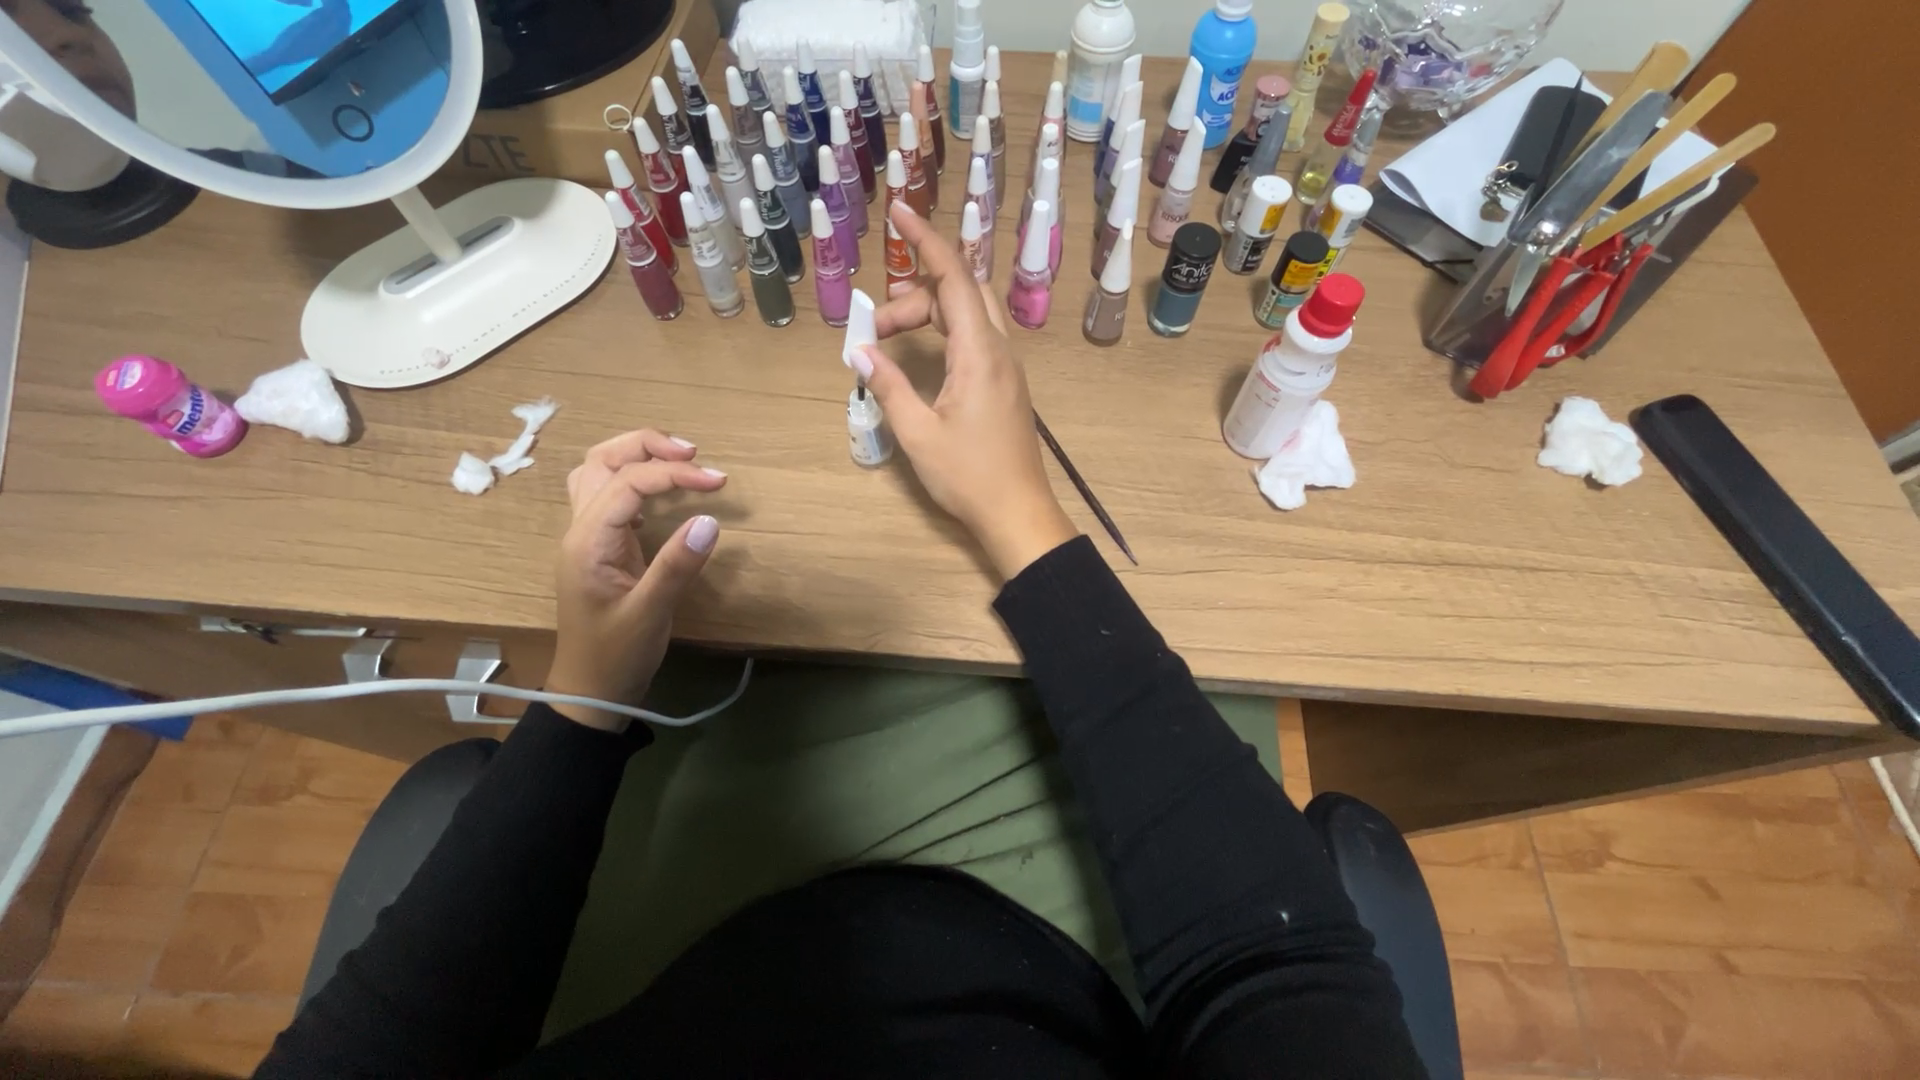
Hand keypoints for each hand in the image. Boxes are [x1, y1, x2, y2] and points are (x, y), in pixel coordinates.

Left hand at [547, 430, 726, 731]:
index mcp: (589, 542)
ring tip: (680, 459)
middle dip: (647, 446)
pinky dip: (635, 480)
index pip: (628, 482)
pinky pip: (609, 495)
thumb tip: (710, 519)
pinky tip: (663, 495)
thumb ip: (677, 565)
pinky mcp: (600, 547)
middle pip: (601, 460)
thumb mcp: (651, 614)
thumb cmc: (617, 656)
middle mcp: (581, 530)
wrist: (590, 690)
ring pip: (598, 472)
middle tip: (694, 453)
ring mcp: (587, 537)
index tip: (719, 481)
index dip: (674, 473)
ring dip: (636, 456)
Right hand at [855, 202, 1077, 579]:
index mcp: (979, 353)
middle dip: (916, 292)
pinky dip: (947, 332)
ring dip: (930, 314)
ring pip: (970, 314)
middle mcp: (999, 349)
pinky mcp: (1007, 384)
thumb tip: (861, 352)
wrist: (1018, 512)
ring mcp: (1008, 367)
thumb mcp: (917, 432)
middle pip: (961, 291)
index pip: (953, 277)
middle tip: (877, 326)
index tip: (899, 211)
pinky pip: (978, 337)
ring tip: (890, 343)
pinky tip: (924, 358)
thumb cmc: (968, 476)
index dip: (925, 240)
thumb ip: (888, 386)